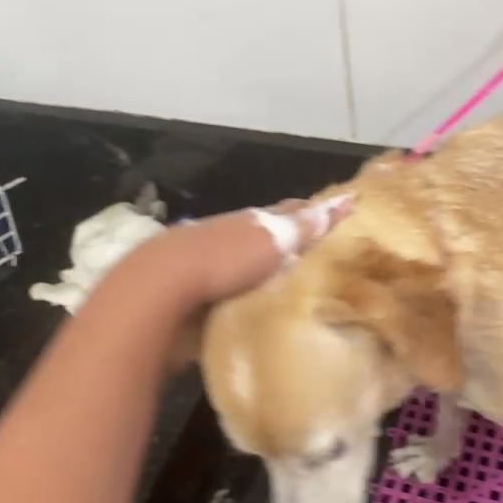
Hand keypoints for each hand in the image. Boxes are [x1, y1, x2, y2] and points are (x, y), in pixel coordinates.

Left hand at [122, 194, 354, 306]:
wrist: (160, 288)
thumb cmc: (224, 261)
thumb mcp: (271, 241)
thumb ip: (303, 226)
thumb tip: (343, 200)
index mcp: (252, 219)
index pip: (291, 210)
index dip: (315, 211)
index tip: (339, 211)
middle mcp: (231, 233)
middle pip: (267, 232)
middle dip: (290, 237)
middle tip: (317, 246)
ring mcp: (208, 260)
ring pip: (246, 258)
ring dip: (266, 266)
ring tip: (290, 279)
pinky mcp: (194, 291)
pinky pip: (230, 287)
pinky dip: (246, 290)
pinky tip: (254, 301)